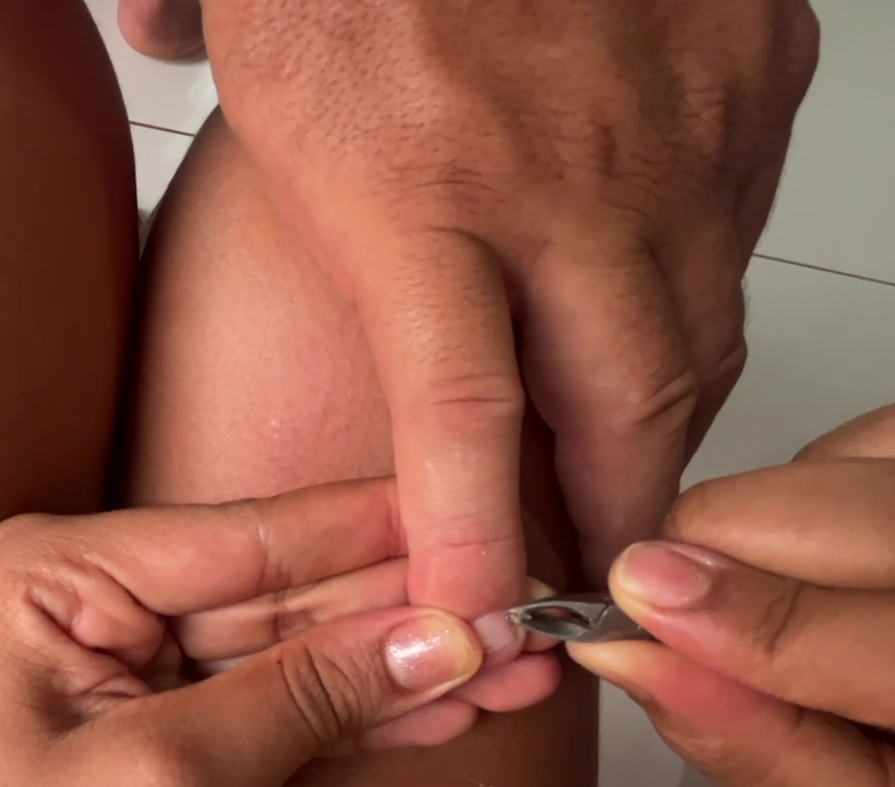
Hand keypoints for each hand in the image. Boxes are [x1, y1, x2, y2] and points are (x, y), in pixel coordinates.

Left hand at [0, 479, 556, 786]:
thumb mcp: (169, 781)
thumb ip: (305, 697)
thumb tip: (439, 635)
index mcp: (62, 568)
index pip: (247, 535)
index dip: (374, 537)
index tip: (487, 532)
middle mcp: (98, 587)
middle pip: (280, 586)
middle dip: (403, 608)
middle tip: (528, 608)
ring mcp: (135, 645)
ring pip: (292, 643)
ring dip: (399, 661)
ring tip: (516, 663)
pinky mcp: (166, 704)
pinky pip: (275, 695)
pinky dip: (357, 709)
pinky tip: (443, 704)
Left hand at [125, 0, 817, 614]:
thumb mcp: (256, 58)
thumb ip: (218, 126)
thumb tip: (150, 65)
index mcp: (420, 195)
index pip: (459, 420)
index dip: (473, 544)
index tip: (474, 619)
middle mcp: (563, 181)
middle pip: (612, 413)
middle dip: (598, 522)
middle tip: (572, 590)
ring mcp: (671, 129)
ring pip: (690, 345)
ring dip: (650, 440)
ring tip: (607, 498)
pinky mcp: (744, 74)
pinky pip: (731, 251)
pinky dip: (688, 329)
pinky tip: (645, 359)